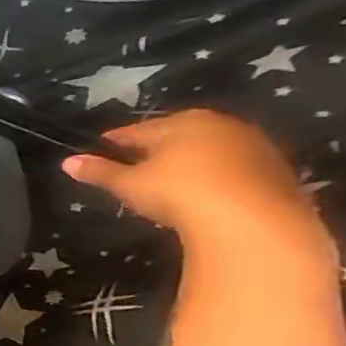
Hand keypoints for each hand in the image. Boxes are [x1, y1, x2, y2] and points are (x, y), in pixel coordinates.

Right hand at [62, 111, 327, 252]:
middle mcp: (220, 125)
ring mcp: (254, 146)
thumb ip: (101, 172)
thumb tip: (67, 162)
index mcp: (182, 122)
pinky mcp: (278, 172)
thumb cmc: (180, 193)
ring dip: (192, 163)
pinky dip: (218, 178)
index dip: (117, 141)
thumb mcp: (131, 185)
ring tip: (173, 182)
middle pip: (178, 135)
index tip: (102, 147)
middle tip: (137, 165)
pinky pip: (236, 170)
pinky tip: (208, 196)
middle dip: (158, 148)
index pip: (138, 130)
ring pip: (210, 151)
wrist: (255, 223)